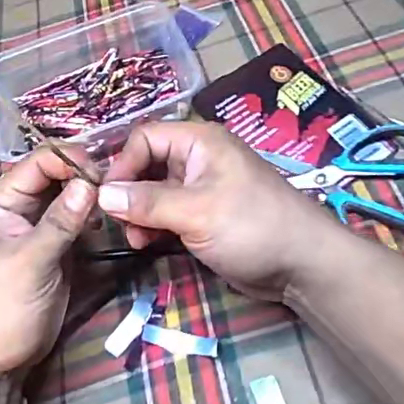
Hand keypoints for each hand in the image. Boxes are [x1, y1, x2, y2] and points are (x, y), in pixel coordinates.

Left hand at [0, 147, 95, 395]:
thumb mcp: (29, 263)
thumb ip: (59, 222)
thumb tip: (90, 183)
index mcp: (0, 201)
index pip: (39, 163)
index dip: (71, 160)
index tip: (105, 172)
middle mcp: (17, 207)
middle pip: (56, 176)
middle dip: (85, 176)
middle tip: (119, 186)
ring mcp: (36, 227)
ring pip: (67, 197)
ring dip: (90, 196)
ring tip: (117, 201)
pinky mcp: (52, 247)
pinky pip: (73, 221)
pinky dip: (89, 217)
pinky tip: (107, 220)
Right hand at [100, 122, 350, 299]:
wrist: (303, 266)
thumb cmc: (252, 226)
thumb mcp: (196, 212)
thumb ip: (147, 202)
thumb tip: (101, 194)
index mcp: (198, 142)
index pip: (144, 138)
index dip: (123, 164)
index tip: (107, 196)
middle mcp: (196, 159)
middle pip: (145, 164)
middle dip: (128, 192)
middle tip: (116, 221)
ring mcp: (199, 188)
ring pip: (152, 192)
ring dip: (137, 213)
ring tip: (134, 238)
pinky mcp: (201, 215)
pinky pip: (165, 212)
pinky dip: (152, 225)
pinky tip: (145, 242)